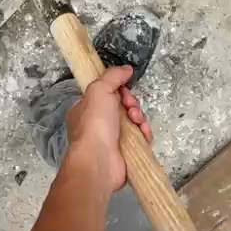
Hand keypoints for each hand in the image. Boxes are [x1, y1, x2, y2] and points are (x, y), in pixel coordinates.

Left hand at [63, 65, 149, 190]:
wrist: (99, 160)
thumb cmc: (95, 123)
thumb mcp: (99, 90)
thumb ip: (112, 76)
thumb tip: (127, 69)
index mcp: (86, 108)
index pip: (106, 93)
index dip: (119, 90)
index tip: (124, 90)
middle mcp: (97, 123)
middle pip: (122, 106)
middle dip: (131, 104)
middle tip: (131, 108)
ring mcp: (112, 138)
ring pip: (133, 121)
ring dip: (139, 118)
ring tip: (137, 122)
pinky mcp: (125, 151)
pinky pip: (139, 137)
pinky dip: (144, 133)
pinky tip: (143, 134)